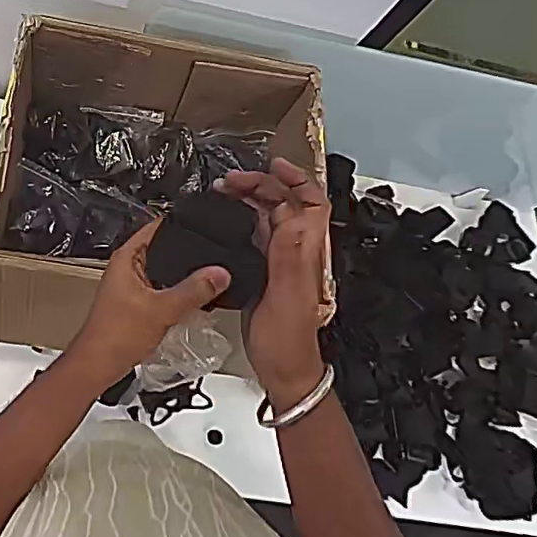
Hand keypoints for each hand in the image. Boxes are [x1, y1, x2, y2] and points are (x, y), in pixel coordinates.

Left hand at [65, 219, 230, 385]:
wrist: (100, 365)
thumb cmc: (114, 335)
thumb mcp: (162, 309)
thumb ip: (194, 290)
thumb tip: (219, 274)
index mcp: (127, 258)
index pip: (157, 226)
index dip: (180, 223)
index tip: (204, 224)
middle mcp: (128, 268)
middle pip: (165, 249)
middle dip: (188, 253)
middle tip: (213, 253)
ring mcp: (132, 285)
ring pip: (165, 271)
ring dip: (183, 276)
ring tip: (207, 276)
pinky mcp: (138, 302)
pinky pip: (164, 289)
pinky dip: (178, 292)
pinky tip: (193, 300)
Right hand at [216, 158, 329, 409]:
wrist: (282, 370)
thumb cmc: (288, 342)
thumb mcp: (288, 298)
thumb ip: (288, 258)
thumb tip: (289, 217)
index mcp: (307, 253)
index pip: (310, 203)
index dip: (296, 179)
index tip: (273, 166)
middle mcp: (297, 252)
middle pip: (286, 205)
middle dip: (262, 185)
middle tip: (232, 181)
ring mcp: (280, 262)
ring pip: (269, 218)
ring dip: (250, 200)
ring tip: (225, 192)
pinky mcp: (265, 273)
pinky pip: (256, 238)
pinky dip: (242, 222)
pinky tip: (226, 221)